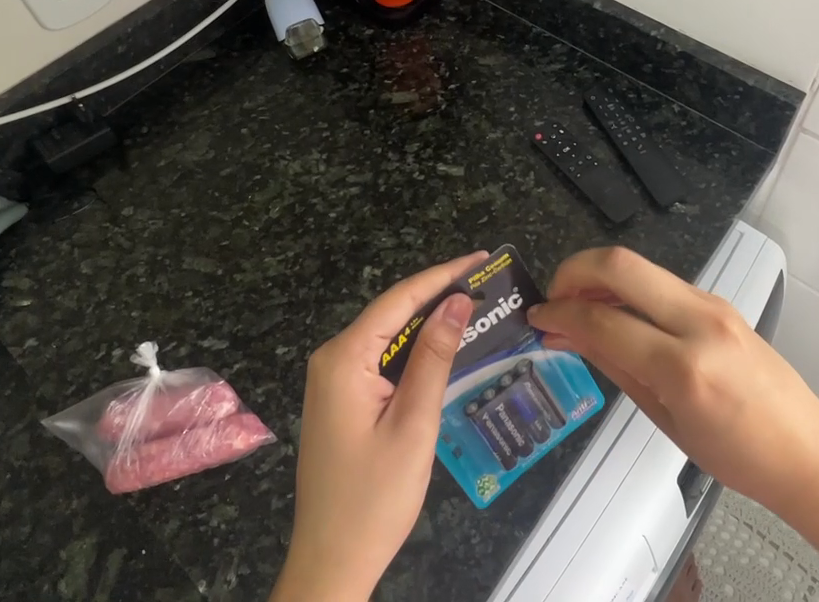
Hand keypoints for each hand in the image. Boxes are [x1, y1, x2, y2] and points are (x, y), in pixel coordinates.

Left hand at [270, 252, 481, 601]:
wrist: (332, 561)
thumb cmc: (374, 498)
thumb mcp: (413, 423)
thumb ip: (434, 357)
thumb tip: (456, 301)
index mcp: (343, 358)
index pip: (399, 300)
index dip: (442, 275)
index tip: (480, 257)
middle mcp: (332, 359)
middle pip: (392, 313)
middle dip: (438, 295)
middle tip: (486, 282)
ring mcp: (333, 380)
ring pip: (388, 336)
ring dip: (428, 323)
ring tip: (474, 307)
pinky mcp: (341, 399)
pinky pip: (381, 360)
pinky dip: (414, 351)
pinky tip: (442, 347)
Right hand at [535, 248, 818, 601]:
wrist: (806, 448)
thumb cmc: (737, 456)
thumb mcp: (665, 420)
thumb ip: (616, 367)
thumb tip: (570, 336)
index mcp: (684, 367)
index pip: (604, 322)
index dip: (560, 315)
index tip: (538, 317)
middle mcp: (699, 322)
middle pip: (621, 264)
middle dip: (574, 270)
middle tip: (553, 294)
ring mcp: (713, 305)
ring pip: (640, 267)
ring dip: (599, 276)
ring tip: (576, 304)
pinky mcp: (719, 302)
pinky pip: (661, 282)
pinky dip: (627, 288)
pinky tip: (614, 311)